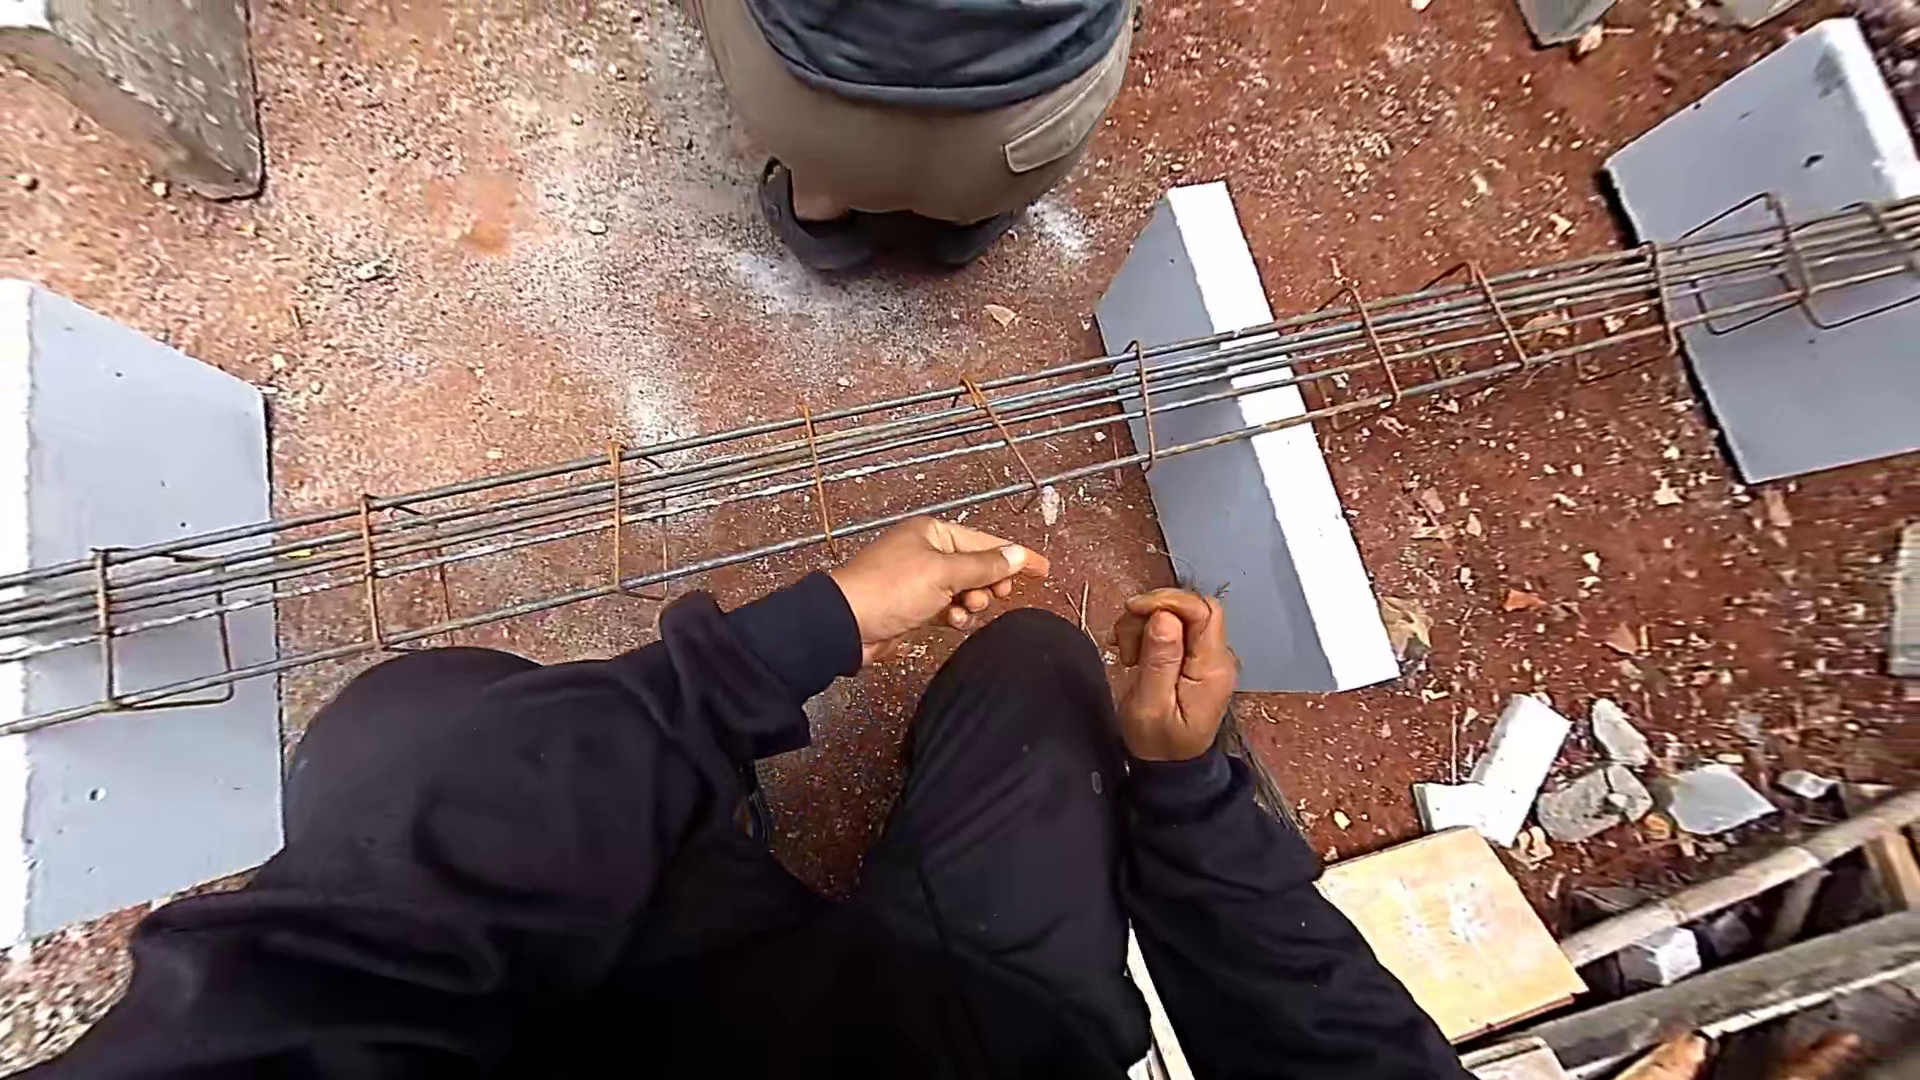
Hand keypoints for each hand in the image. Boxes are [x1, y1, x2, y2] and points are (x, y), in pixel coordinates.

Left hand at [828, 517, 1050, 664]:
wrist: (847, 624)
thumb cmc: (892, 588)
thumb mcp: (943, 573)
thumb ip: (984, 565)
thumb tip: (1017, 555)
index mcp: (933, 532)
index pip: (985, 541)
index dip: (1015, 556)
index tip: (1043, 569)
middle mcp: (927, 552)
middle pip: (976, 566)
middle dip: (990, 582)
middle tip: (999, 595)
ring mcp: (920, 580)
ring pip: (964, 590)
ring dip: (972, 602)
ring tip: (968, 609)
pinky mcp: (915, 606)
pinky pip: (948, 608)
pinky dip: (955, 615)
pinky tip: (952, 622)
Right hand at [1111, 589, 1237, 760]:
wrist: (1169, 765)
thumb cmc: (1158, 741)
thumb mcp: (1151, 706)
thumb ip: (1159, 661)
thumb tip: (1164, 617)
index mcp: (1212, 668)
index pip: (1203, 610)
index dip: (1167, 601)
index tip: (1134, 611)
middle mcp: (1216, 656)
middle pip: (1190, 606)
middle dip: (1152, 611)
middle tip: (1126, 638)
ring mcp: (1204, 655)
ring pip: (1175, 613)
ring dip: (1143, 623)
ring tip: (1127, 655)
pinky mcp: (1190, 655)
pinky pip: (1169, 626)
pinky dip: (1144, 631)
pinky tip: (1132, 653)